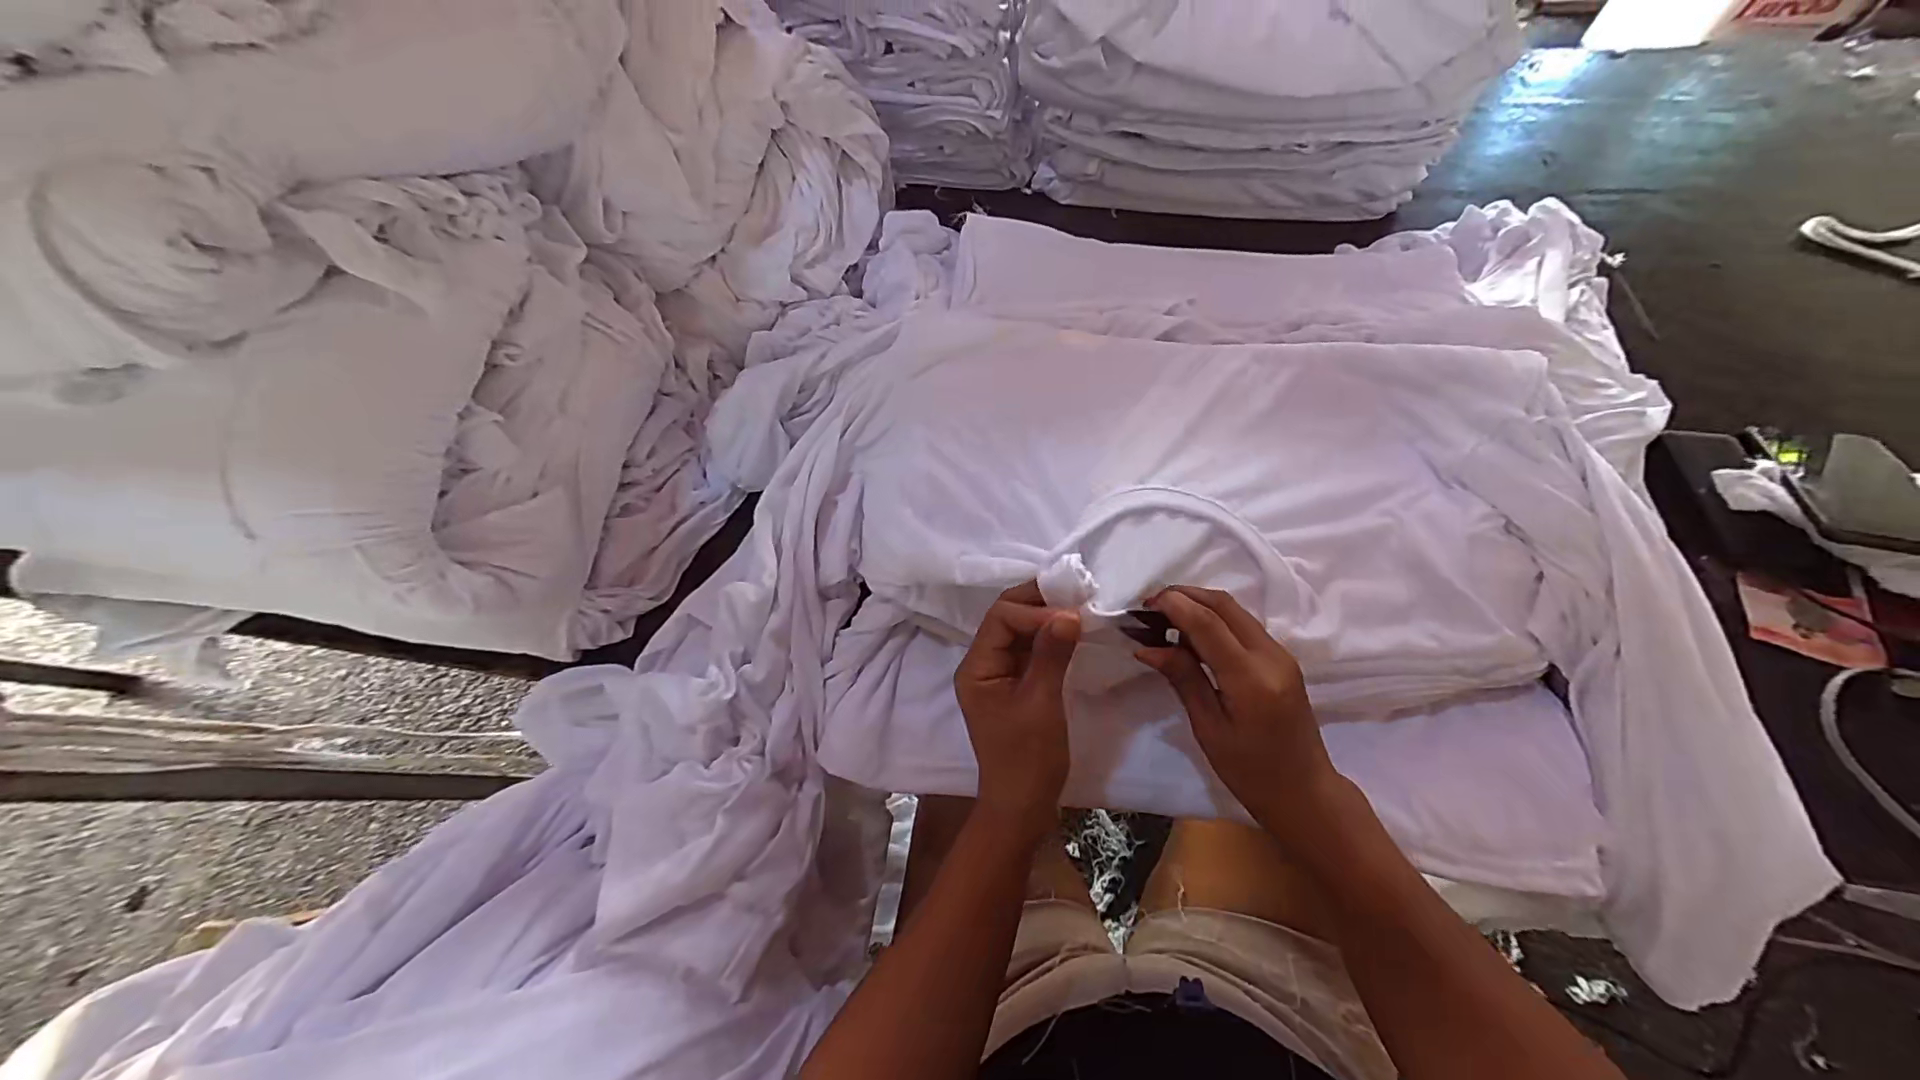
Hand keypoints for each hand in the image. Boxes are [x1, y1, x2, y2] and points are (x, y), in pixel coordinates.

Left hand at [954, 581, 1081, 835]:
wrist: (1023, 806)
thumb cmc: (1028, 758)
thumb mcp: (1041, 703)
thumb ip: (1051, 655)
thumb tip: (1068, 613)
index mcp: (976, 667)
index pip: (1001, 617)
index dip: (1034, 609)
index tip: (1072, 616)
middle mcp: (982, 665)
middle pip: (1006, 618)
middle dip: (1039, 604)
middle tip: (1077, 596)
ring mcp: (998, 675)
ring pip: (1019, 632)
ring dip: (1047, 618)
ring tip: (1080, 610)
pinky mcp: (1016, 685)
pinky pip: (1029, 650)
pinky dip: (1050, 638)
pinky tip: (1073, 634)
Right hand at [1135, 586, 1341, 835]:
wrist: (1305, 792)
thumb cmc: (1250, 771)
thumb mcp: (1209, 728)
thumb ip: (1183, 679)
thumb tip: (1148, 647)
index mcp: (1251, 678)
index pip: (1208, 624)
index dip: (1174, 605)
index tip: (1144, 604)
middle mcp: (1271, 656)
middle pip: (1224, 605)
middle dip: (1185, 595)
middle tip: (1150, 606)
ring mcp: (1280, 655)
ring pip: (1235, 611)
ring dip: (1199, 604)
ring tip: (1164, 617)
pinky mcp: (1281, 659)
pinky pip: (1243, 625)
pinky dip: (1214, 619)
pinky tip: (1191, 635)